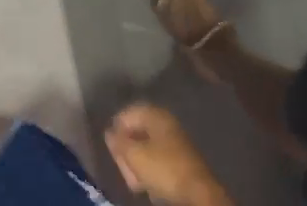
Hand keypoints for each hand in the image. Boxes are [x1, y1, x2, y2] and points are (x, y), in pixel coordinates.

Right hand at [104, 103, 230, 205]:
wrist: (197, 193)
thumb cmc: (163, 168)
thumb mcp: (134, 155)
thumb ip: (118, 141)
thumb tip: (109, 132)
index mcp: (156, 114)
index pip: (127, 113)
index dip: (116, 130)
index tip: (114, 149)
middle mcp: (165, 122)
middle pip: (136, 131)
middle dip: (127, 150)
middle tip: (124, 166)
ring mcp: (174, 140)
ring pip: (145, 148)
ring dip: (137, 163)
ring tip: (136, 179)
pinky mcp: (179, 158)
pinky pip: (156, 159)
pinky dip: (149, 169)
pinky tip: (148, 183)